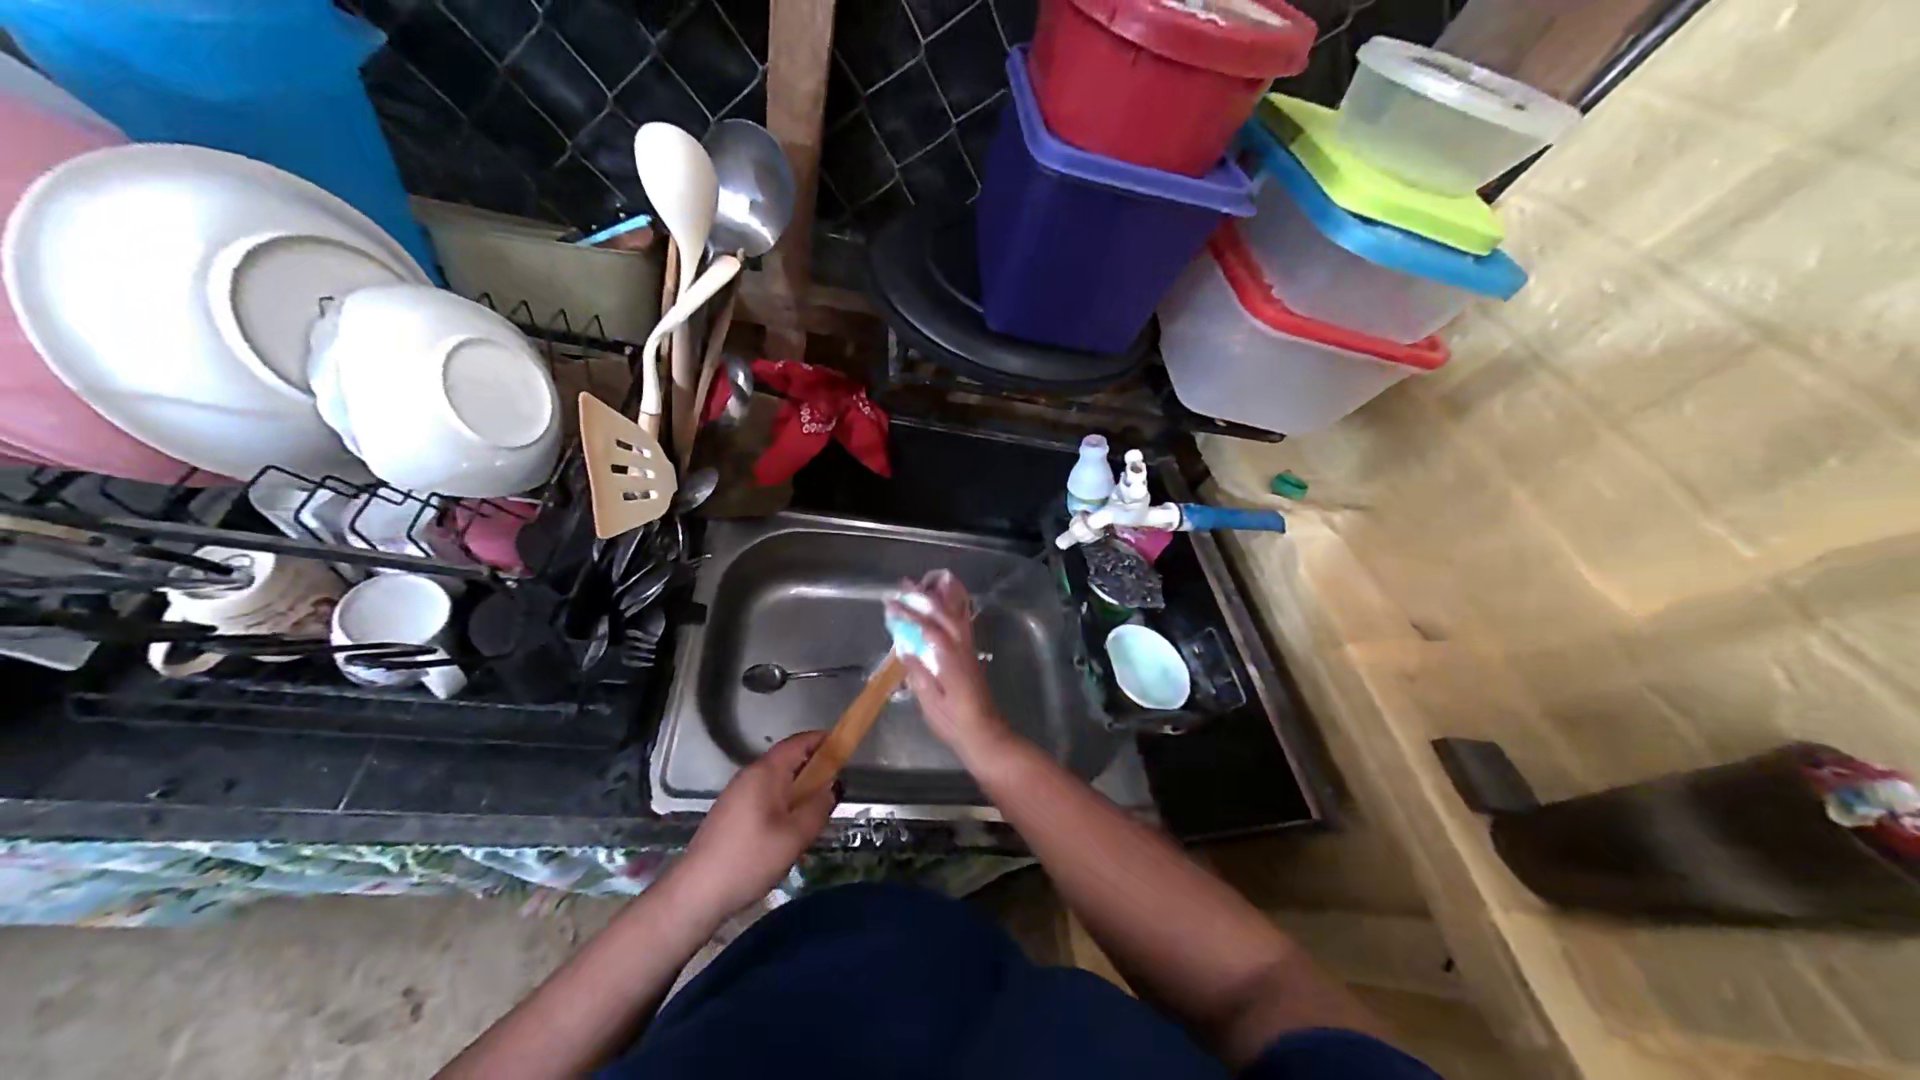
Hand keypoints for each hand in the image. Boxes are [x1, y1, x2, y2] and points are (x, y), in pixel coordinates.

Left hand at [672, 732, 836, 914]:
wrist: (696, 893)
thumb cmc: (749, 859)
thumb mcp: (795, 836)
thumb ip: (819, 807)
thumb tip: (833, 787)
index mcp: (765, 772)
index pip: (799, 742)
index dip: (824, 741)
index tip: (845, 750)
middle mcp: (749, 776)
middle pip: (788, 761)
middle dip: (814, 770)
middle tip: (835, 790)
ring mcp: (737, 795)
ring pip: (777, 782)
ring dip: (799, 790)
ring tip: (815, 815)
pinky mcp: (730, 814)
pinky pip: (765, 798)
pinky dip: (783, 804)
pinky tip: (789, 832)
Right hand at [885, 573, 1014, 764]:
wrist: (985, 734)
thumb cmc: (954, 722)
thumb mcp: (930, 701)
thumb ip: (917, 673)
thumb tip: (904, 648)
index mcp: (950, 657)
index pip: (927, 627)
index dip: (908, 613)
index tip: (891, 604)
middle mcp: (962, 647)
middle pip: (944, 612)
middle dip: (923, 596)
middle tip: (904, 584)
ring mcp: (969, 649)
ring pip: (957, 613)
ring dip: (941, 596)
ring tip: (927, 582)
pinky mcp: (971, 654)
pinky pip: (962, 622)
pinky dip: (951, 608)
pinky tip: (942, 606)